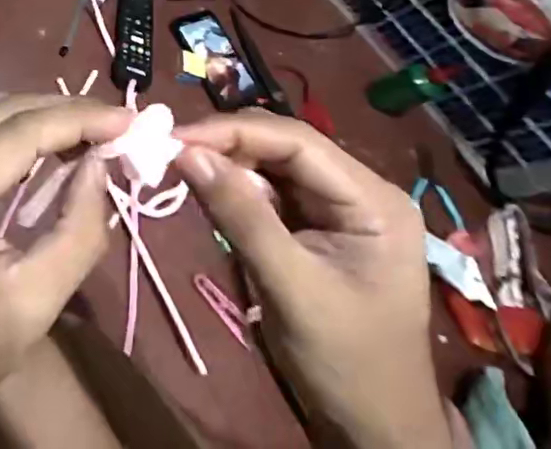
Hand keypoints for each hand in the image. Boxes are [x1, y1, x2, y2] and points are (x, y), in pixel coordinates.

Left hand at [0, 96, 131, 446]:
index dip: (82, 119)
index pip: (23, 130)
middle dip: (69, 112)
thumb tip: (102, 165)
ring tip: (98, 134)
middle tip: (121, 127)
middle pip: (7, 111)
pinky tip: (56, 148)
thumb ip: (78, 231)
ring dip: (48, 118)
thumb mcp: (31, 306)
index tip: (132, 121)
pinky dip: (23, 133)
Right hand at [175, 112, 449, 448]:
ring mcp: (342, 207)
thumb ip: (242, 217)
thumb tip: (188, 154)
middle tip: (172, 152)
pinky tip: (212, 192)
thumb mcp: (291, 289)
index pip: (298, 142)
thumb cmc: (346, 363)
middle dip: (230, 146)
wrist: (378, 431)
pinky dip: (240, 192)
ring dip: (230, 167)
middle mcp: (361, 189)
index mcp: (374, 199)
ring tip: (184, 168)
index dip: (236, 131)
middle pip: (286, 148)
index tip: (179, 136)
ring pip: (275, 166)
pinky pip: (274, 193)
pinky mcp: (321, 225)